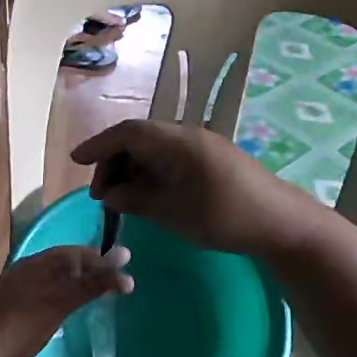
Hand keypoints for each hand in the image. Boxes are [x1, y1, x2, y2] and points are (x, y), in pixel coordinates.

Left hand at [0, 245, 131, 356]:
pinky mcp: (18, 320)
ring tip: (101, 295)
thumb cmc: (21, 324)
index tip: (123, 263)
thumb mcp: (59, 300)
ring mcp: (18, 299)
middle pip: (62, 268)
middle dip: (89, 270)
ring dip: (77, 287)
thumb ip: (91, 282)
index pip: (69, 253)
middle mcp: (23, 277)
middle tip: (117, 280)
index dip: (96, 256)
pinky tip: (73, 314)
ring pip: (54, 286)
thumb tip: (125, 259)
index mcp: (31, 265)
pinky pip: (47, 303)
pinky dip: (65, 304)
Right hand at [70, 120, 325, 257]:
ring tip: (120, 199)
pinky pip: (170, 159)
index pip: (128, 133)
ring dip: (132, 170)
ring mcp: (202, 147)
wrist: (280, 223)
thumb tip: (109, 195)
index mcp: (177, 142)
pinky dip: (151, 174)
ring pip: (154, 150)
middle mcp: (188, 136)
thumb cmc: (223, 216)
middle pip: (138, 139)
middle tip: (101, 196)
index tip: (75, 161)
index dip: (98, 145)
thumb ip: (134, 199)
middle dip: (113, 163)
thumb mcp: (171, 211)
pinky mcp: (211, 160)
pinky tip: (146, 195)